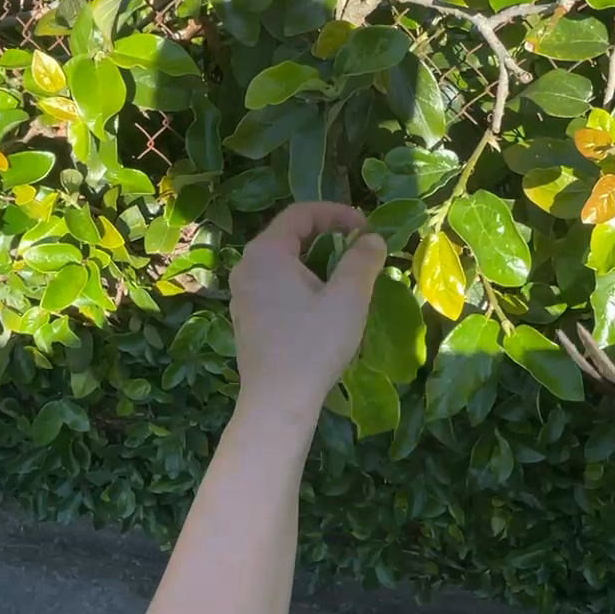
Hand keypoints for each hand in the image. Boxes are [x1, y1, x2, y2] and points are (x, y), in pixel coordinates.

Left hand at [228, 202, 386, 422]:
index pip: (301, 213)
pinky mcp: (246, 319)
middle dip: (328, 237)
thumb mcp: (348, 297)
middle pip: (289, 236)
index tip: (366, 229)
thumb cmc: (313, 343)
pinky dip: (301, 284)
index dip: (337, 213)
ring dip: (316, 263)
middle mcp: (247, 267)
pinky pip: (275, 287)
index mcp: (266, 253)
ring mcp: (242, 295)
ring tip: (345, 280)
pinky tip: (322, 308)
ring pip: (283, 264)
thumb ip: (362, 260)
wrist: (278, 400)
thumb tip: (372, 239)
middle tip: (359, 251)